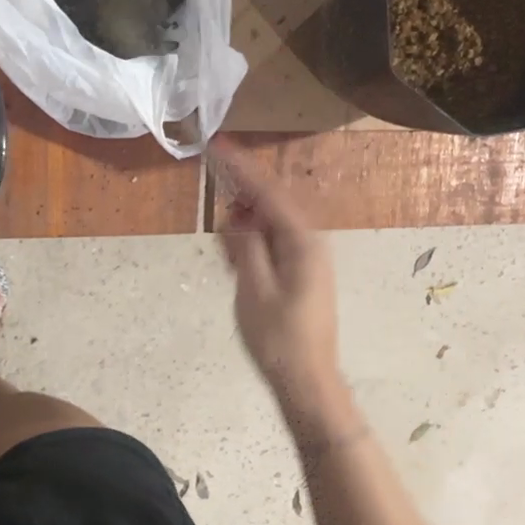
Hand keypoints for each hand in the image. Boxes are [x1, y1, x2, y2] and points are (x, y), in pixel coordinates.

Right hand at [213, 141, 345, 419]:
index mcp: (301, 243)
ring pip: (269, 227)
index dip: (240, 168)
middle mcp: (309, 244)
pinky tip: (234, 260)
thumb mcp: (252, 290)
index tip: (216, 146)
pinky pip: (271, 245)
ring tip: (224, 249)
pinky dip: (250, 245)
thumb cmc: (278, 338)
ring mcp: (307, 260)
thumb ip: (244, 248)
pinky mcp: (300, 275)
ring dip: (243, 228)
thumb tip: (236, 216)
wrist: (306, 378)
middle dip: (239, 201)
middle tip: (215, 214)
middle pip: (270, 205)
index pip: (267, 193)